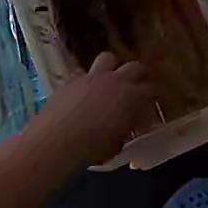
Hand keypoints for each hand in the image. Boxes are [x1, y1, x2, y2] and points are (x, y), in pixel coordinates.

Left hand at [35, 52, 160, 164]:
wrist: (55, 143)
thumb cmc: (92, 149)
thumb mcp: (117, 144)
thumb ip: (126, 129)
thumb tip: (126, 127)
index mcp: (132, 97)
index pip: (152, 90)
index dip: (153, 99)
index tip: (149, 110)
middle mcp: (116, 81)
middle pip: (136, 67)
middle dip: (140, 76)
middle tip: (138, 89)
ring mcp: (93, 77)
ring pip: (109, 59)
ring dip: (113, 68)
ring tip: (110, 82)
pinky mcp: (72, 80)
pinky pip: (85, 75)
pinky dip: (89, 84)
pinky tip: (83, 98)